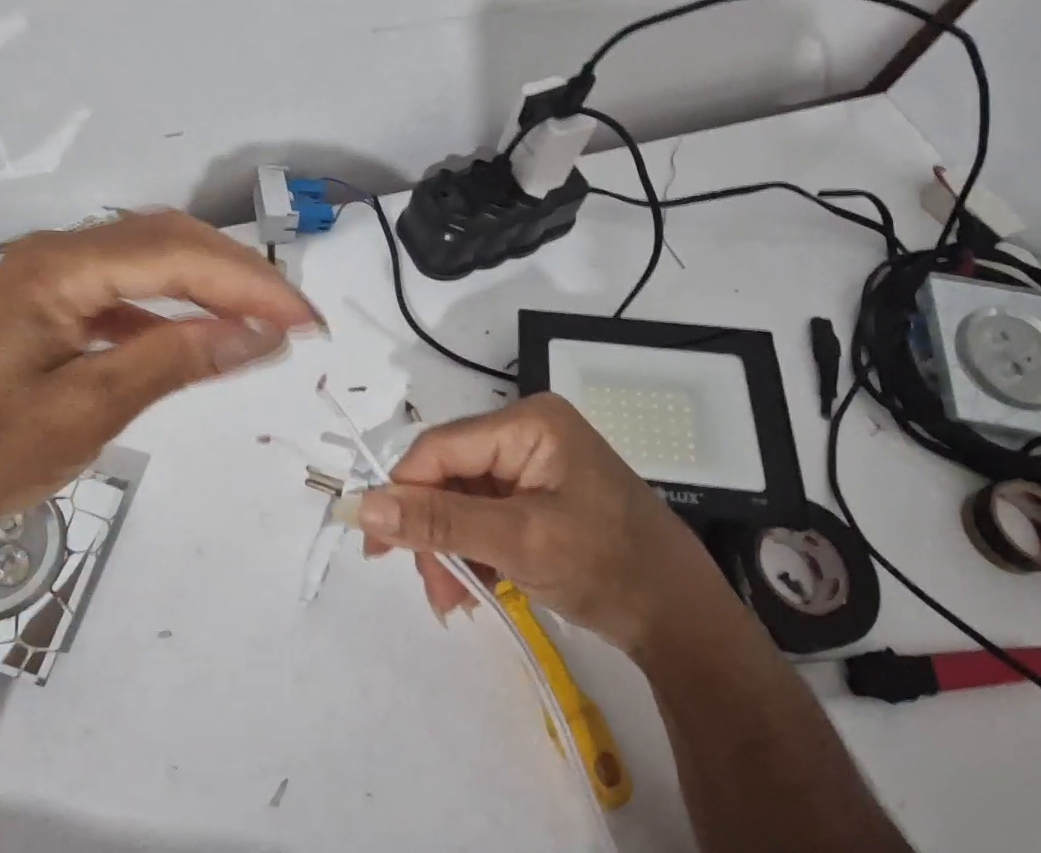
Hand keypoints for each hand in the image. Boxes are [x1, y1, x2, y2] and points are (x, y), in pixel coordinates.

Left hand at [0, 211, 321, 543]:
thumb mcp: (89, 410)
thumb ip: (177, 359)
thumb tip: (261, 333)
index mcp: (61, 268)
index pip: (180, 257)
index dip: (252, 285)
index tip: (309, 322)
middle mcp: (52, 254)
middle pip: (166, 242)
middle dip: (237, 276)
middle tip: (294, 319)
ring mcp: (41, 277)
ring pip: (144, 260)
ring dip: (205, 287)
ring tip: (257, 322)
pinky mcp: (37, 306)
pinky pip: (118, 290)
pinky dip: (164, 308)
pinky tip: (187, 337)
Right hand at [355, 393, 721, 653]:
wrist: (681, 618)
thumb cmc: (608, 566)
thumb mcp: (519, 542)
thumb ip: (439, 522)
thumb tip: (359, 507)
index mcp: (527, 423)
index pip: (438, 448)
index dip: (401, 493)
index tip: (376, 547)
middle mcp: (526, 434)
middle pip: (447, 477)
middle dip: (431, 533)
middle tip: (432, 589)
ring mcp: (532, 467)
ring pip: (460, 502)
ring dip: (448, 551)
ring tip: (453, 601)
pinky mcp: (536, 499)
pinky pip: (483, 518)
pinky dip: (471, 554)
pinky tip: (472, 590)